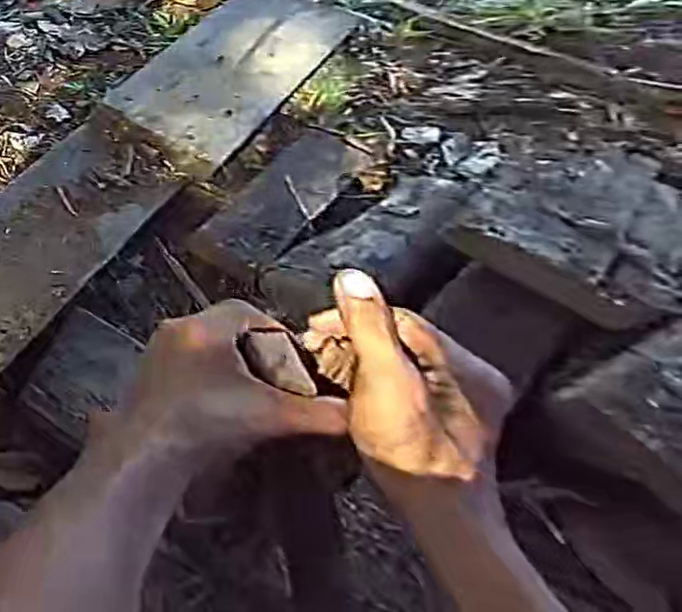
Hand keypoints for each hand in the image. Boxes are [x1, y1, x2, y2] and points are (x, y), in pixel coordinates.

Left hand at [100, 300, 348, 469]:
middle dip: (261, 351)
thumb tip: (358, 412)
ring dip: (237, 366)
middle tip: (284, 379)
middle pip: (227, 327)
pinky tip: (229, 404)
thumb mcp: (275, 415)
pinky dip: (214, 376)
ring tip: (261, 395)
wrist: (151, 445)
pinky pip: (190, 361)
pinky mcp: (151, 368)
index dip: (279, 332)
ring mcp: (158, 347)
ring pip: (208, 345)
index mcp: (200, 326)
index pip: (247, 310)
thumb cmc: (208, 421)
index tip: (300, 359)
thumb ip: (324, 413)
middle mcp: (174, 328)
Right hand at [304, 270, 514, 515]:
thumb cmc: (411, 452)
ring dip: (355, 356)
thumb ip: (369, 327)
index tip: (316, 333)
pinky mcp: (443, 411)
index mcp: (468, 365)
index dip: (348, 318)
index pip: (395, 314)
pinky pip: (399, 373)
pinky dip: (369, 374)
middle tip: (319, 353)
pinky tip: (353, 387)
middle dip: (350, 337)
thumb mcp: (384, 381)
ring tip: (332, 372)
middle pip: (394, 332)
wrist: (435, 511)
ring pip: (394, 352)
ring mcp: (461, 395)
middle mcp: (473, 375)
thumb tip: (354, 278)